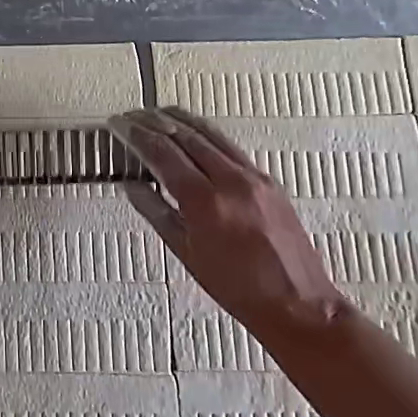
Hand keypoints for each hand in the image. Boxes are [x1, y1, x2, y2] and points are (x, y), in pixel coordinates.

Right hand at [110, 107, 345, 335]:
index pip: (162, 153)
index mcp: (206, 203)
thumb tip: (134, 188)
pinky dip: (207, 134)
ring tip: (158, 114)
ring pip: (210, 134)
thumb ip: (157, 213)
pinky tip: (195, 133)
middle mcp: (231, 182)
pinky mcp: (268, 181)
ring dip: (180, 120)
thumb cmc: (244, 290)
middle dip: (154, 121)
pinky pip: (231, 146)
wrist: (297, 303)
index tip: (120, 125)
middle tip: (133, 116)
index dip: (136, 135)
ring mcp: (253, 178)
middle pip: (185, 135)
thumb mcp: (187, 254)